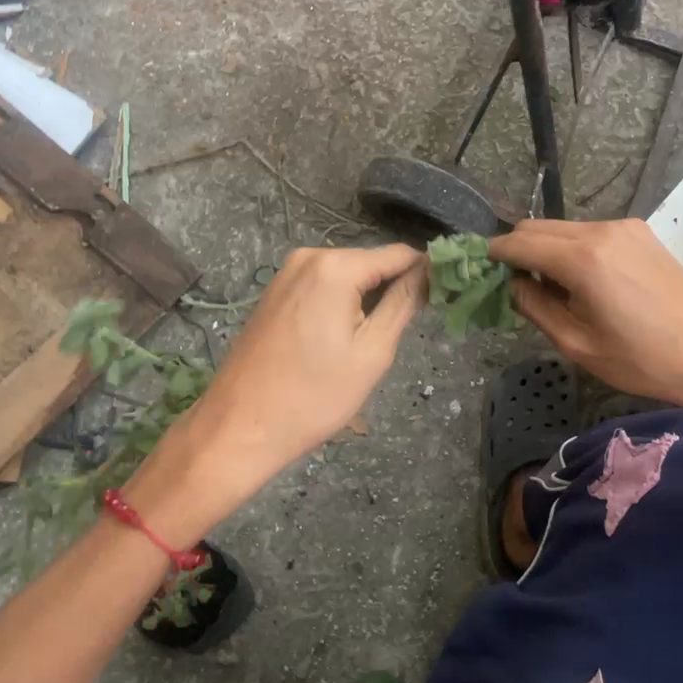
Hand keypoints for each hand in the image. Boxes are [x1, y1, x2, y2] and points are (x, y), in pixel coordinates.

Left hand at [123, 244, 425, 543]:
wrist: (238, 428)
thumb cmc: (312, 396)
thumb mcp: (372, 352)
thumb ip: (403, 303)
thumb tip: (428, 271)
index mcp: (335, 267)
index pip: (399, 255)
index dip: (426, 274)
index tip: (444, 301)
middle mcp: (309, 257)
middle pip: (372, 264)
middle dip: (392, 290)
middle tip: (400, 336)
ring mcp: (286, 273)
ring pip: (348, 277)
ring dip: (366, 301)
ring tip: (368, 345)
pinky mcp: (275, 292)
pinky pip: (323, 287)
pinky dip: (340, 306)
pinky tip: (338, 342)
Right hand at [488, 219, 682, 411]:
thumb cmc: (641, 360)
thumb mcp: (576, 344)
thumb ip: (535, 307)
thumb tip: (513, 284)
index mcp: (581, 259)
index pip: (518, 243)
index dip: (494, 256)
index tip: (482, 273)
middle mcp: (601, 230)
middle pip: (538, 227)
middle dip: (518, 251)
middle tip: (516, 287)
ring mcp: (625, 227)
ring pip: (564, 228)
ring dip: (548, 250)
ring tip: (556, 291)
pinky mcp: (642, 233)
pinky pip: (592, 233)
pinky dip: (575, 250)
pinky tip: (587, 283)